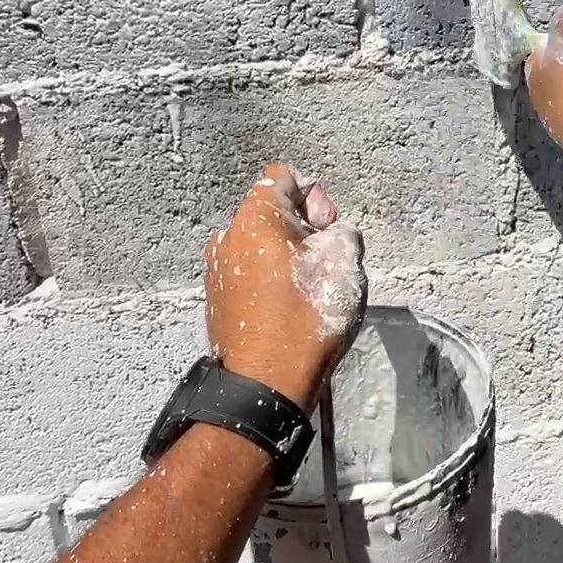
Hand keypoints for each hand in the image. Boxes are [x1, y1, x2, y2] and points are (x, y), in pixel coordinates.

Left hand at [205, 165, 365, 411]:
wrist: (266, 386)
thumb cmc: (307, 318)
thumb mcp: (345, 262)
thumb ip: (342, 230)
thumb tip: (328, 236)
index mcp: (254, 219)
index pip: (284, 176)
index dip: (315, 194)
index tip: (329, 229)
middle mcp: (227, 238)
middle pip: (272, 211)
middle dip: (303, 226)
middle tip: (325, 259)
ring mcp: (217, 271)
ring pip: (261, 243)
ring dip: (288, 254)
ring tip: (309, 286)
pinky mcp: (217, 300)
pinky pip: (250, 270)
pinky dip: (271, 277)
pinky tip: (290, 305)